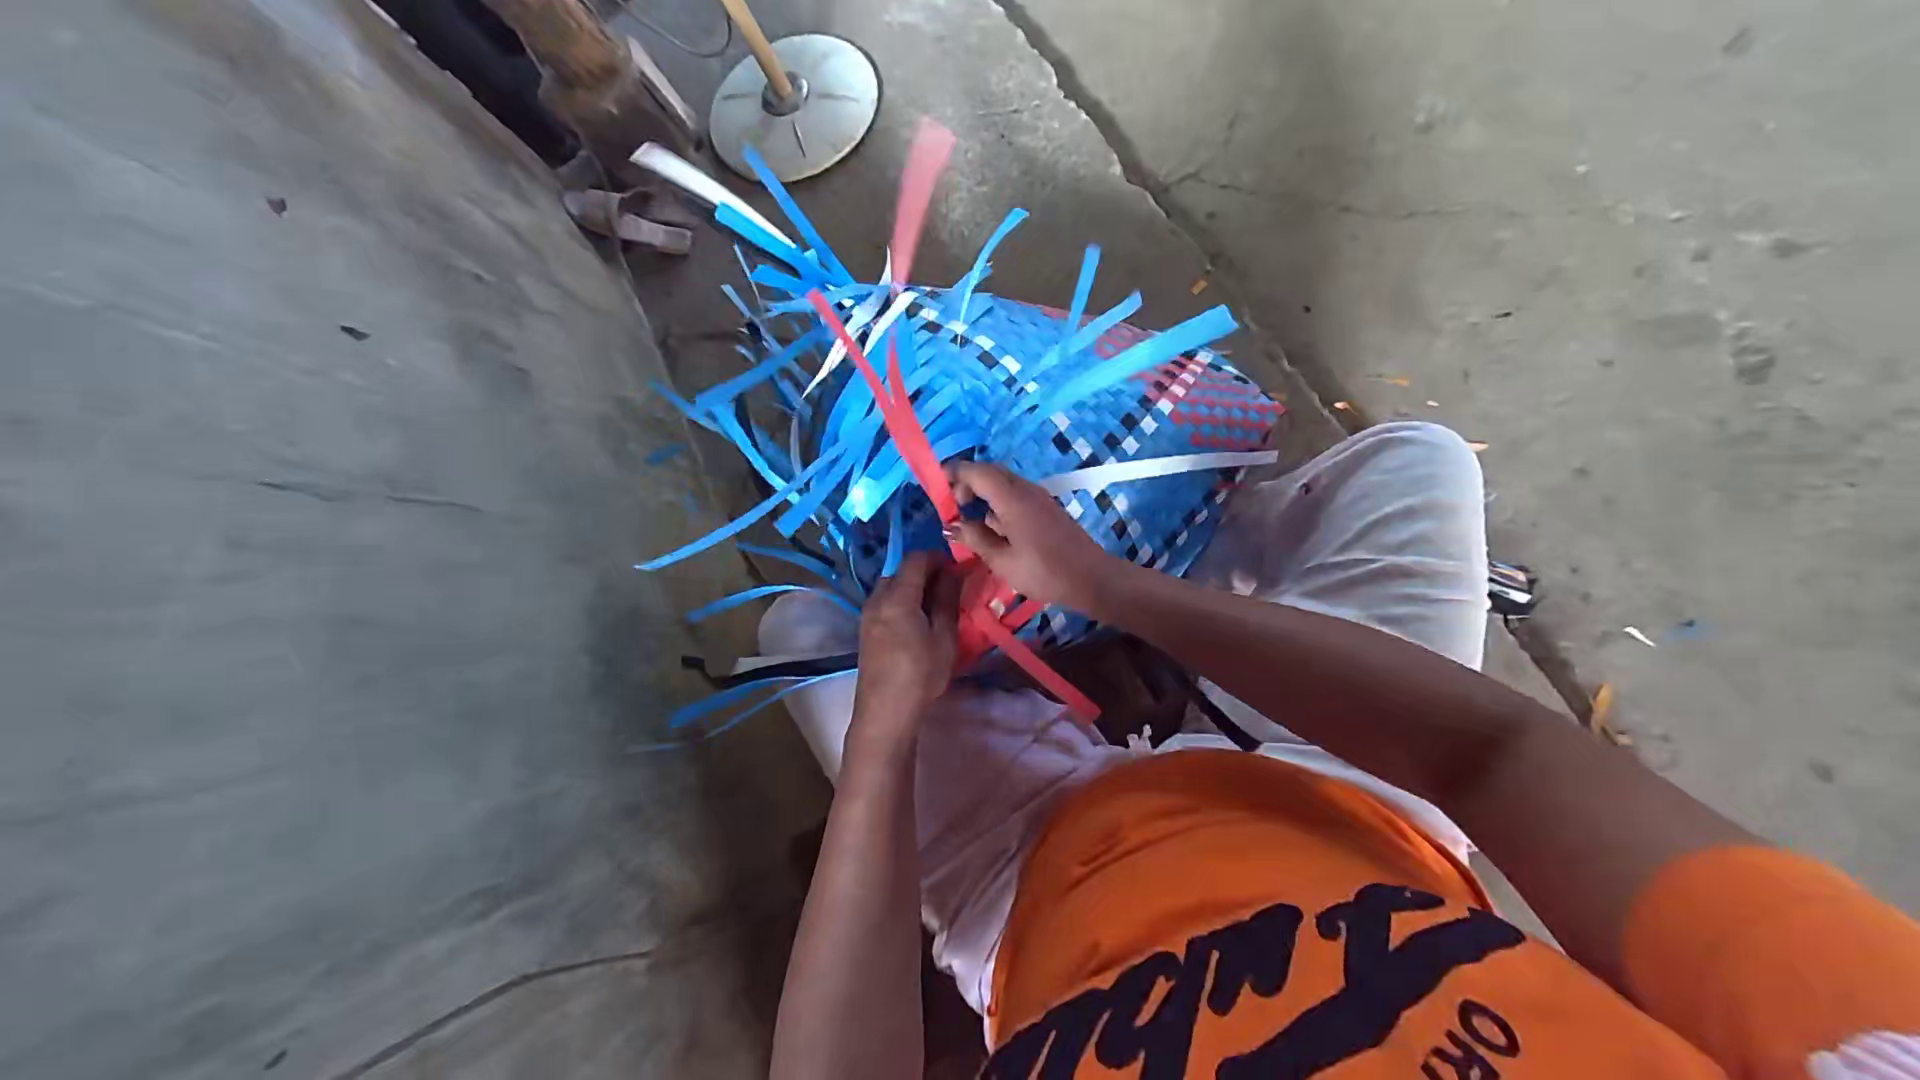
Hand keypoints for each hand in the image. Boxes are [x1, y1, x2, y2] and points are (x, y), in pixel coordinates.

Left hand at [854, 552, 962, 732]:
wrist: (885, 712)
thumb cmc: (921, 675)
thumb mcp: (944, 636)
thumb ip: (947, 599)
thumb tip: (953, 571)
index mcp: (897, 597)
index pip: (915, 559)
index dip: (938, 557)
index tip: (957, 569)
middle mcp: (877, 599)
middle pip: (900, 571)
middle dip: (925, 572)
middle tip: (949, 588)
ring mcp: (867, 615)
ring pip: (891, 586)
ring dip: (912, 587)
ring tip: (935, 607)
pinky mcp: (865, 630)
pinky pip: (884, 603)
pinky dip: (901, 601)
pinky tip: (917, 622)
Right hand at [946, 461, 1132, 614]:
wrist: (1092, 579)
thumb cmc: (1045, 572)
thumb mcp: (1003, 561)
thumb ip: (975, 538)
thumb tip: (950, 525)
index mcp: (1012, 498)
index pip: (976, 471)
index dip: (953, 474)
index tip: (936, 490)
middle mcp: (1025, 490)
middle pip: (989, 472)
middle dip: (966, 483)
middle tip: (951, 508)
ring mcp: (1038, 497)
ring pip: (1002, 483)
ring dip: (982, 493)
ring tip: (968, 521)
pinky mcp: (1045, 508)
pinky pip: (1014, 495)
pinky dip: (997, 503)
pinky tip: (993, 529)